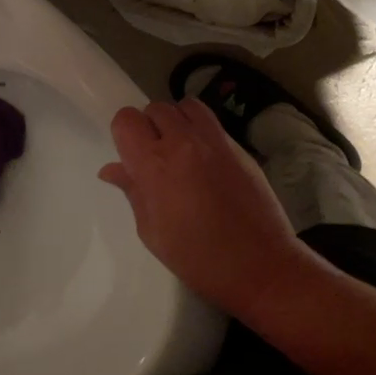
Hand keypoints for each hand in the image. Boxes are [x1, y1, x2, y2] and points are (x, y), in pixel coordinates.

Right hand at [99, 99, 318, 316]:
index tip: (131, 156)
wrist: (263, 269)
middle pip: (155, 108)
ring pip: (184, 106)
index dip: (124, 133)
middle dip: (149, 127)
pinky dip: (200, 129)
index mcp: (154, 165)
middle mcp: (182, 144)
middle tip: (156, 155)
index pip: (126, 119)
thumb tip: (112, 170)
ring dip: (176, 120)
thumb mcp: (152, 232)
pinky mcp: (238, 148)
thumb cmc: (200, 259)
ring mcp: (214, 142)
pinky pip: (211, 122)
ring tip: (181, 147)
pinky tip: (205, 158)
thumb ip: (132, 192)